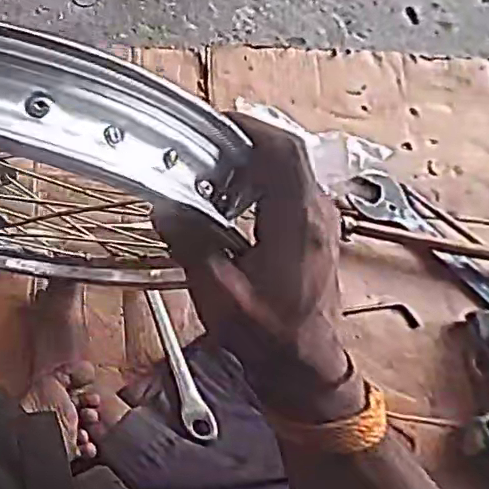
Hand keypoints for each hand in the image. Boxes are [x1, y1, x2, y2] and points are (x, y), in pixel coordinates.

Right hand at [155, 113, 361, 421]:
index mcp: (297, 222)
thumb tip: (166, 209)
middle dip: (247, 141)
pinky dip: (261, 181)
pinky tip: (231, 198)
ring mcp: (322, 224)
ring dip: (253, 161)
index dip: (252, 128)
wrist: (303, 367)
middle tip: (205, 146)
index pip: (284, 153)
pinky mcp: (316, 234)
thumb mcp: (218, 292)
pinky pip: (291, 189)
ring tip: (213, 169)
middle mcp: (317, 216)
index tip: (219, 121)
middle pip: (289, 155)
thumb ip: (192, 244)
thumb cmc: (266, 334)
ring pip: (292, 170)